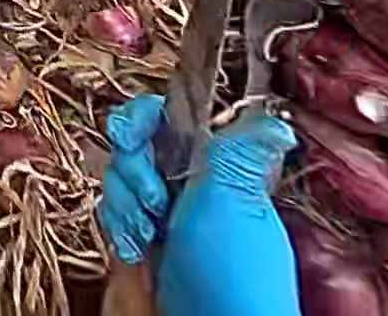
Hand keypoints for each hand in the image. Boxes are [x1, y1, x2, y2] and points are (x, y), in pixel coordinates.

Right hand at [97, 96, 300, 315]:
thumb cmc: (231, 271)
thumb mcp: (235, 203)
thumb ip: (239, 154)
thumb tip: (279, 123)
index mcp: (208, 164)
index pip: (164, 115)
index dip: (141, 116)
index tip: (130, 135)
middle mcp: (180, 179)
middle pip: (131, 139)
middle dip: (131, 165)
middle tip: (153, 200)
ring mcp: (155, 208)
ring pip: (115, 171)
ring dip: (124, 200)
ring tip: (149, 234)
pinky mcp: (134, 234)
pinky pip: (108, 207)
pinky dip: (116, 223)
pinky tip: (135, 248)